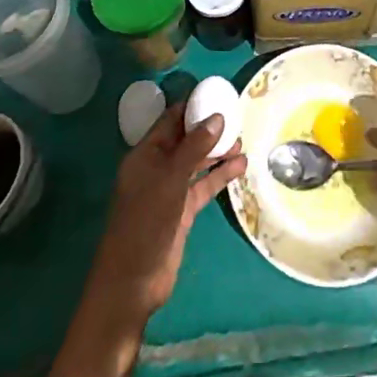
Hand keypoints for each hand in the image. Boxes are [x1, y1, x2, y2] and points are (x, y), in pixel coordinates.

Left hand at [84, 103, 246, 320]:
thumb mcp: (169, 181)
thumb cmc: (145, 223)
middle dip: (209, 127)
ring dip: (218, 151)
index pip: (170, 121)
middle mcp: (157, 168)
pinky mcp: (183, 211)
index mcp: (145, 155)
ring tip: (243, 138)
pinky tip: (241, 165)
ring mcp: (170, 190)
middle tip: (238, 115)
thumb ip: (194, 148)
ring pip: (197, 162)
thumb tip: (217, 117)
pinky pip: (204, 186)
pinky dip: (221, 175)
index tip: (218, 94)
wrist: (133, 281)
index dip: (192, 107)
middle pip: (185, 139)